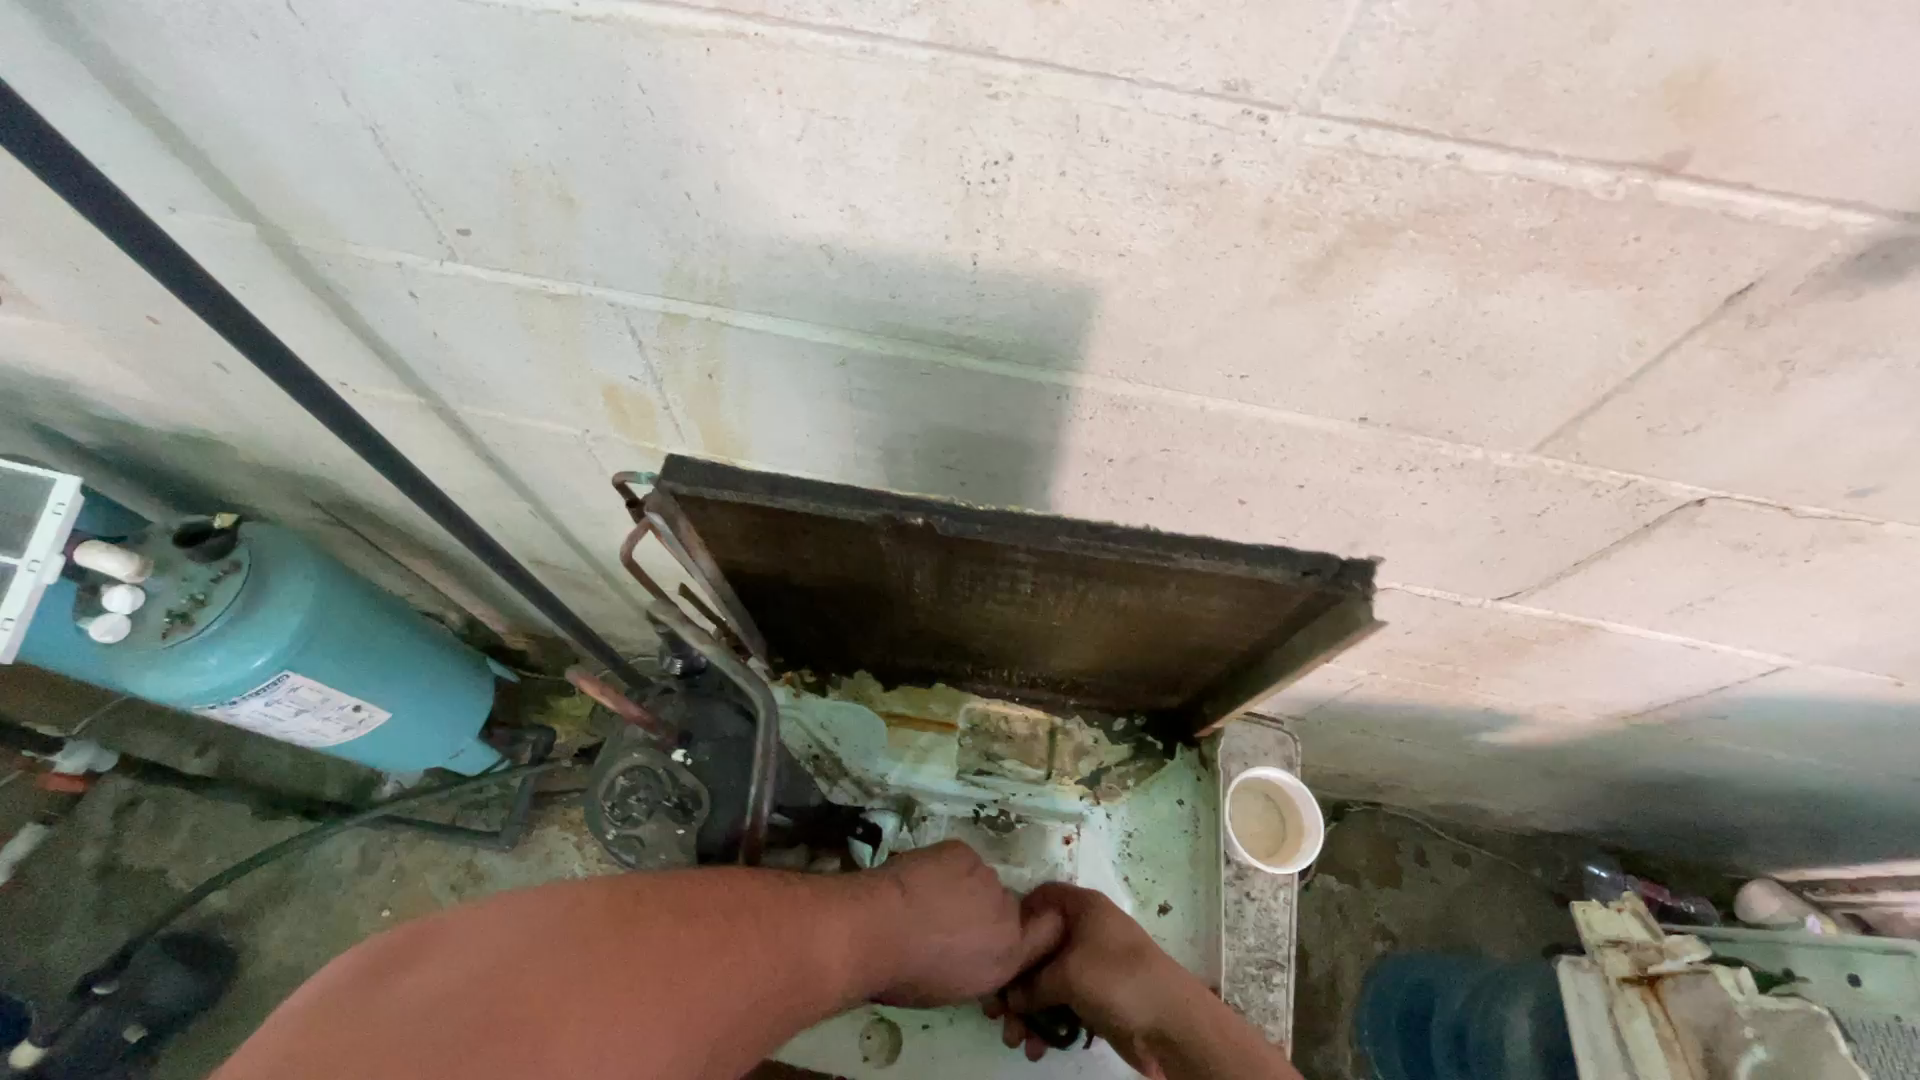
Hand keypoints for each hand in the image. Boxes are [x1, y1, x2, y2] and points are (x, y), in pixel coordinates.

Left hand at [860, 840, 1057, 1006]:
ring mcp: (986, 878)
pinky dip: (944, 866)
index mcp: (1008, 957)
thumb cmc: (905, 974)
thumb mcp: (955, 988)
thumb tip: (973, 950)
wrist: (875, 930)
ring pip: (980, 880)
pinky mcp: (963, 851)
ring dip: (962, 887)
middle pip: (1005, 905)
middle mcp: (1007, 915)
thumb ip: (980, 964)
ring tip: (925, 899)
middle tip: (946, 918)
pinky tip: (920, 878)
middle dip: (983, 910)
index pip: (1047, 931)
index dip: (1031, 926)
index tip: (1002, 928)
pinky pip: (960, 859)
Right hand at [986, 883, 1204, 1076]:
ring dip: (1026, 1011)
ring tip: (1014, 1039)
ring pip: (1047, 982)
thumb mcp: (1068, 974)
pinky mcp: (1097, 999)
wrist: (1173, 1023)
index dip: (1017, 917)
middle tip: (994, 1011)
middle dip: (1014, 981)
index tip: (997, 946)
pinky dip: (1046, 1024)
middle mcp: (1085, 931)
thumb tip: (1010, 998)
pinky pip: (1062, 1006)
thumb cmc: (1118, 979)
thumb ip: (1032, 984)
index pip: (1041, 897)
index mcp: (1082, 907)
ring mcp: (1092, 967)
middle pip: (1038, 947)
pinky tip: (1035, 1048)